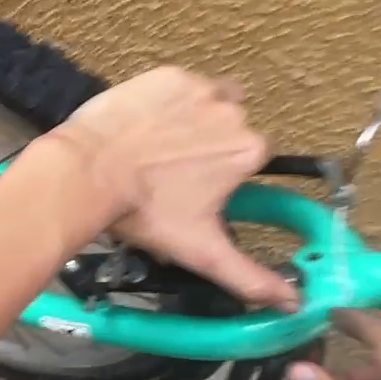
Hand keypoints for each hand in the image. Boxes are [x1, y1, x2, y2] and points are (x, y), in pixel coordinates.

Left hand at [42, 66, 294, 308]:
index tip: (188, 186)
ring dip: (186, 119)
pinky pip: (171, 86)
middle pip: (225, 127)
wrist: (87, 172)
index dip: (216, 173)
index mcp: (249, 151)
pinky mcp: (163, 75)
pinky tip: (137, 123)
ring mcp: (197, 88)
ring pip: (203, 103)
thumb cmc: (143, 211)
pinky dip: (159, 100)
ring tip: (150, 145)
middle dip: (202, 145)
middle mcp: (233, 112)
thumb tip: (293, 304)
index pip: (244, 158)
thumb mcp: (200, 249)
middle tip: (163, 169)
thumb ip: (249, 275)